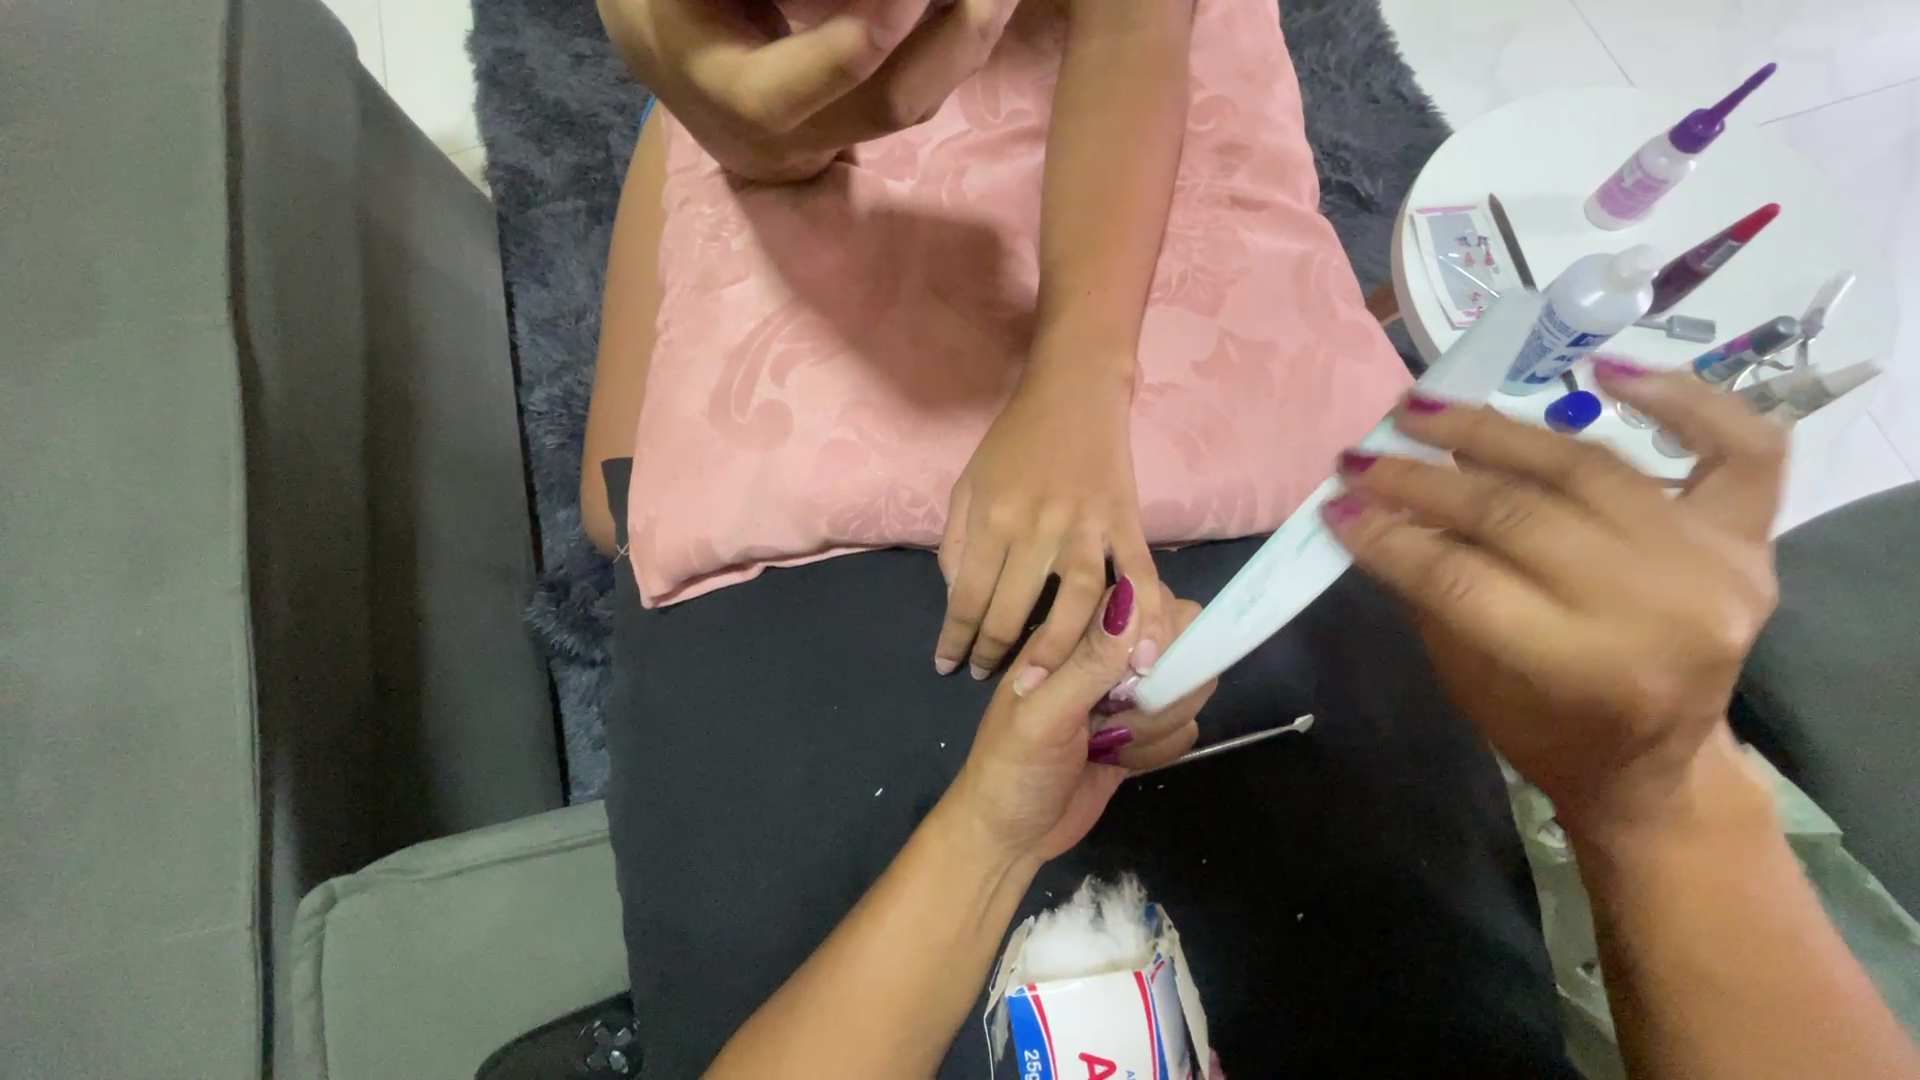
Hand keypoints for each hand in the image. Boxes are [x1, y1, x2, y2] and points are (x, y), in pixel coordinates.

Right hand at [599, 0, 1014, 182]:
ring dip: (968, 39)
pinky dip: (956, 43)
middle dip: (948, 38)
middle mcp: (792, 141)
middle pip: (887, 106)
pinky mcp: (860, 130)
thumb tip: (871, 9)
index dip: (853, 45)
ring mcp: (833, 143)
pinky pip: (922, 92)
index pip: (788, 94)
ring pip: (916, 104)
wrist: (678, 68)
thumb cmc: (672, 13)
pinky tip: (982, 2)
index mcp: (733, 102)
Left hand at [937, 369, 1161, 679]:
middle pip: (1013, 608)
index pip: (967, 596)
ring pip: (1073, 603)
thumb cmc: (1013, 441)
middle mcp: (1036, 528)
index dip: (955, 638)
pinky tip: (1139, 660)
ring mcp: (1086, 526)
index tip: (948, 665)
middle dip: (994, 653)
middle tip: (988, 677)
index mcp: (991, 517)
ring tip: (1040, 682)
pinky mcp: (1126, 522)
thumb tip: (959, 598)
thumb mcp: (967, 484)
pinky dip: (1141, 618)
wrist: (1073, 393)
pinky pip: (1136, 576)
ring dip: (1055, 652)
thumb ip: (955, 542)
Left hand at [949, 577, 1214, 862]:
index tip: (1142, 669)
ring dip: (1156, 723)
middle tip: (1122, 713)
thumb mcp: (1044, 715)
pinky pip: (1182, 726)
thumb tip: (1135, 598)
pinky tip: (1119, 767)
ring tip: (1111, 746)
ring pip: (1186, 684)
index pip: (1140, 597)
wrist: (1009, 838)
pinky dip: (1158, 751)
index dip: (1156, 627)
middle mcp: (1103, 657)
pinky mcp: (1142, 733)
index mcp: (1070, 636)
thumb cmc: (1011, 770)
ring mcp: (1126, 695)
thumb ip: (1090, 661)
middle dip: (1165, 682)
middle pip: (1176, 637)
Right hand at [1323, 361, 1783, 840]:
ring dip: (1492, 432)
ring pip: (1588, 469)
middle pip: (1517, 516)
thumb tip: (1378, 506)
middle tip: (1363, 456)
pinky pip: (1738, 447)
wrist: (1654, 761)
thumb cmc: (1541, 726)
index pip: (1460, 577)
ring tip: (1421, 410)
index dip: (1387, 535)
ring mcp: (1715, 565)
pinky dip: (1680, 398)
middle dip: (1421, 481)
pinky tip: (1603, 371)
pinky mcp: (1751, 539)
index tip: (1335, 503)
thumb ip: (1431, 582)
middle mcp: (1658, 607)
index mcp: (1581, 664)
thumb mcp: (1464, 669)